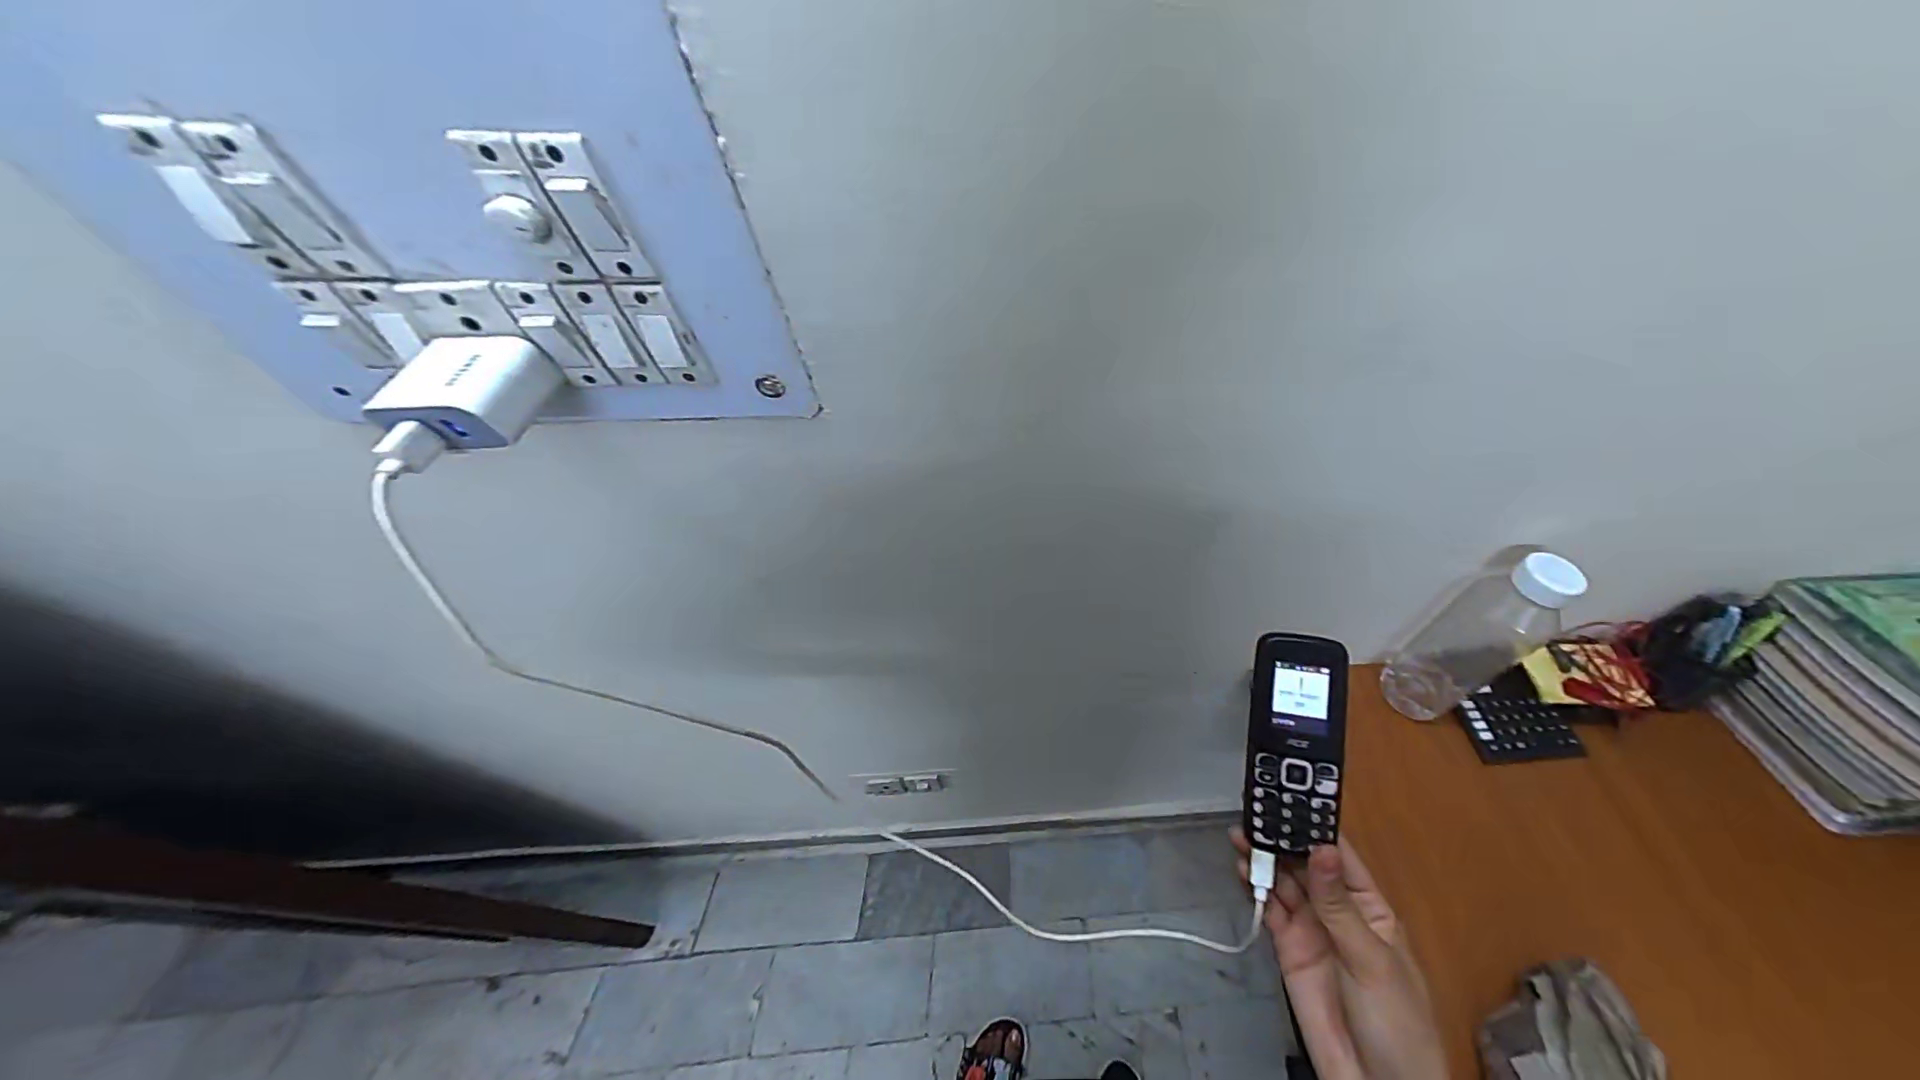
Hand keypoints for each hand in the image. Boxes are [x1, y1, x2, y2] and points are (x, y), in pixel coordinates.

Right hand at [1230, 828, 1447, 1079]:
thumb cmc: (1394, 1021)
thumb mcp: (1370, 959)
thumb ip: (1338, 905)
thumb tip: (1322, 848)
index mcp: (1369, 908)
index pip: (1341, 857)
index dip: (1317, 828)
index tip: (1292, 797)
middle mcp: (1337, 911)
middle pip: (1306, 865)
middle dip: (1282, 839)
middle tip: (1255, 811)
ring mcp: (1311, 929)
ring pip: (1283, 882)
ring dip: (1264, 858)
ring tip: (1241, 834)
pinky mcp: (1288, 948)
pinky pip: (1269, 910)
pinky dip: (1255, 888)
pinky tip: (1242, 869)